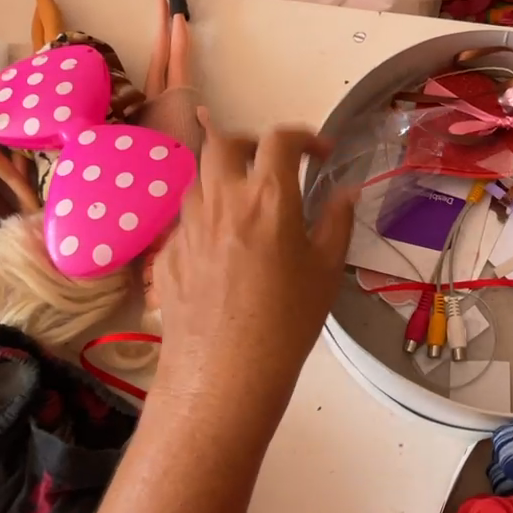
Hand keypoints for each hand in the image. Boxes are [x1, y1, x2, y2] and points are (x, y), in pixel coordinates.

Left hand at [149, 111, 355, 404]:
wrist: (223, 376)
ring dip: (225, 176)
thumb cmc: (287, 321)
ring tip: (247, 203)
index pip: (280, 138)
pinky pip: (186, 217)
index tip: (320, 153)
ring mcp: (188, 224)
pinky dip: (208, 215)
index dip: (304, 136)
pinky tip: (224, 246)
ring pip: (200, 177)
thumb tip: (346, 191)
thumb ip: (337, 220)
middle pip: (224, 142)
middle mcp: (222, 199)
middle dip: (251, 143)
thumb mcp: (327, 268)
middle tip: (272, 165)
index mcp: (267, 197)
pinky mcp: (167, 252)